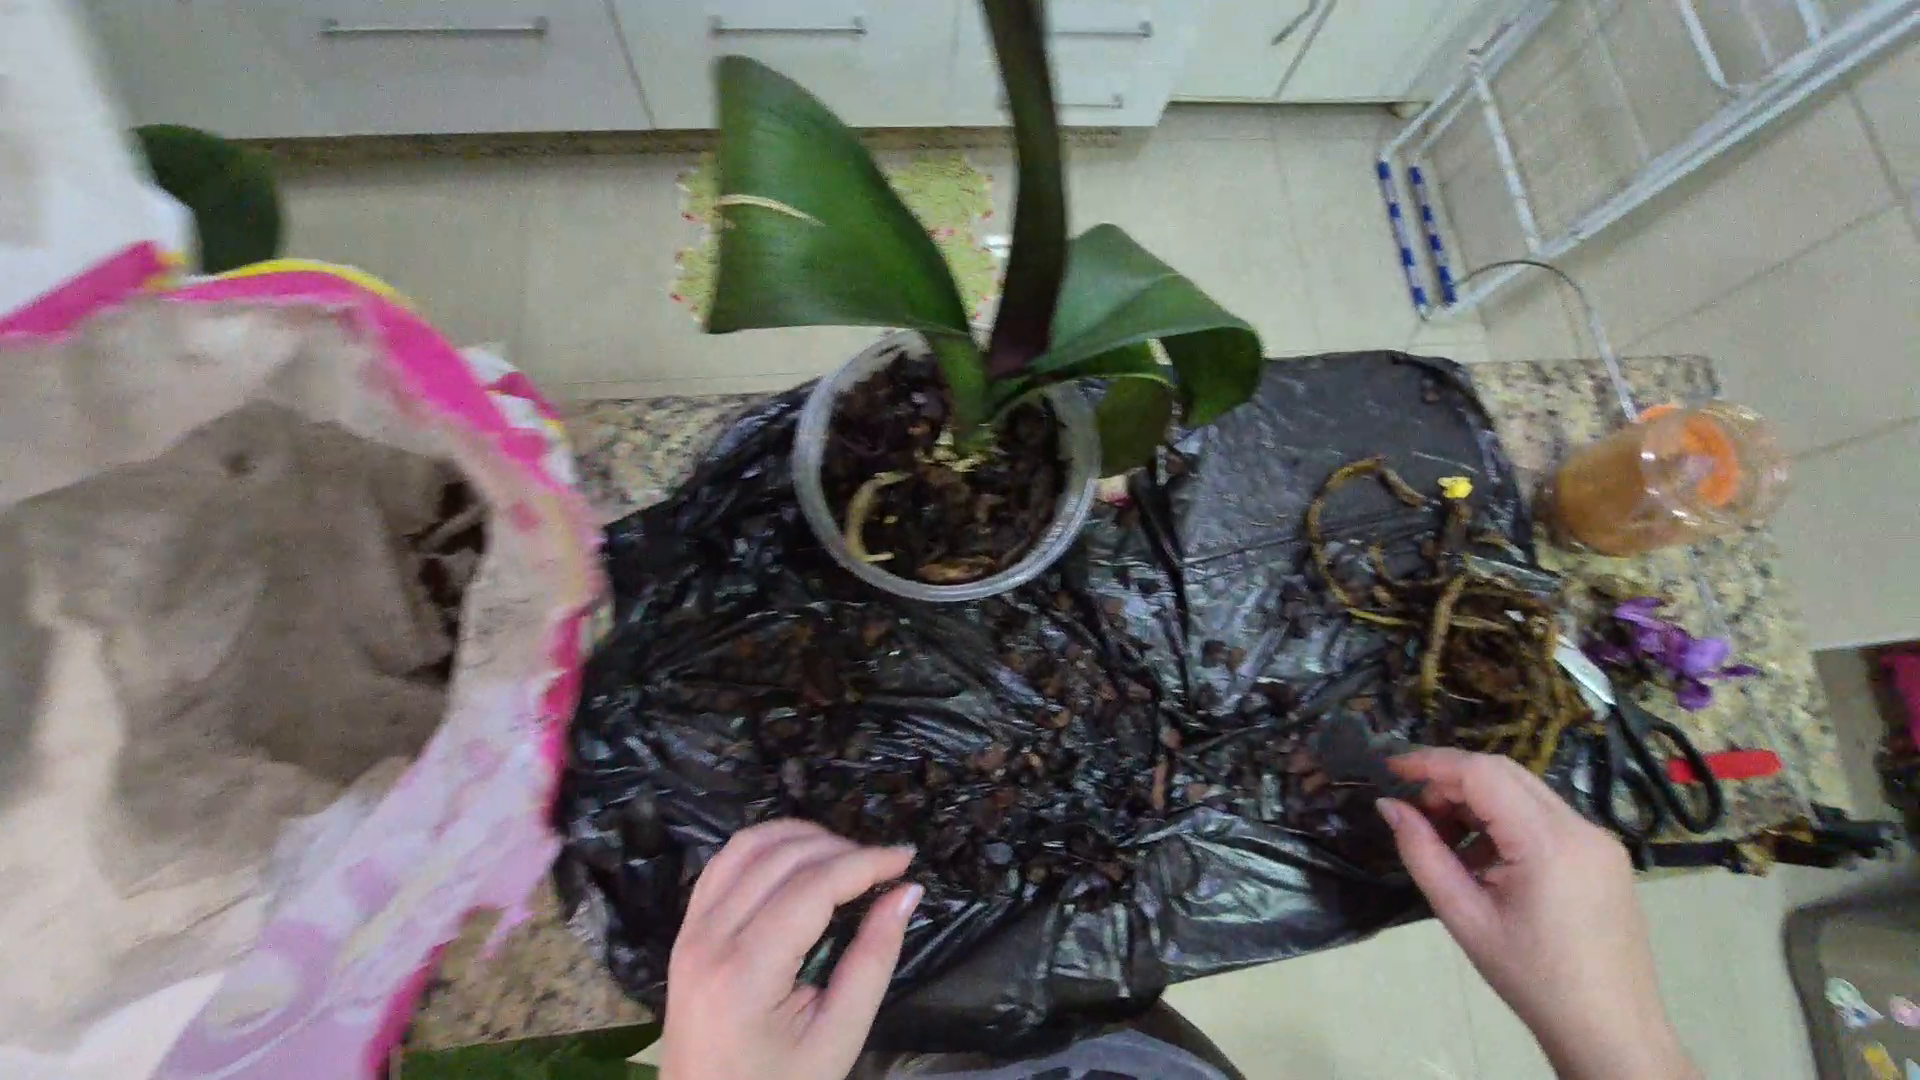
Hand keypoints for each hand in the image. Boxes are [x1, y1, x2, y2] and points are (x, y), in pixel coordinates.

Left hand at [659, 821, 921, 1079]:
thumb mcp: (838, 1038)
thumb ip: (874, 960)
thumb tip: (907, 892)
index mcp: (745, 972)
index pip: (813, 886)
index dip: (865, 862)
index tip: (905, 859)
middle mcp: (708, 938)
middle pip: (783, 857)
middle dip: (842, 848)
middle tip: (883, 866)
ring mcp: (690, 929)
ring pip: (750, 845)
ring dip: (803, 837)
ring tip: (846, 856)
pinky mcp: (686, 928)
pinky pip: (726, 861)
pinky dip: (767, 845)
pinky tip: (799, 858)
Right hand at [1377, 748, 1697, 1079]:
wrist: (1613, 1033)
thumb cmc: (1532, 977)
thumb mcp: (1462, 915)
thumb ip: (1421, 852)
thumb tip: (1389, 805)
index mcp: (1550, 844)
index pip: (1481, 773)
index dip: (1430, 763)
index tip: (1389, 770)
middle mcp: (1582, 829)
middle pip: (1502, 771)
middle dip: (1449, 778)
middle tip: (1414, 807)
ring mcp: (1598, 840)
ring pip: (1521, 788)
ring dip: (1474, 797)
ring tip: (1443, 836)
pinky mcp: (1602, 854)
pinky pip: (1540, 813)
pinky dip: (1500, 817)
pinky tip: (1481, 856)